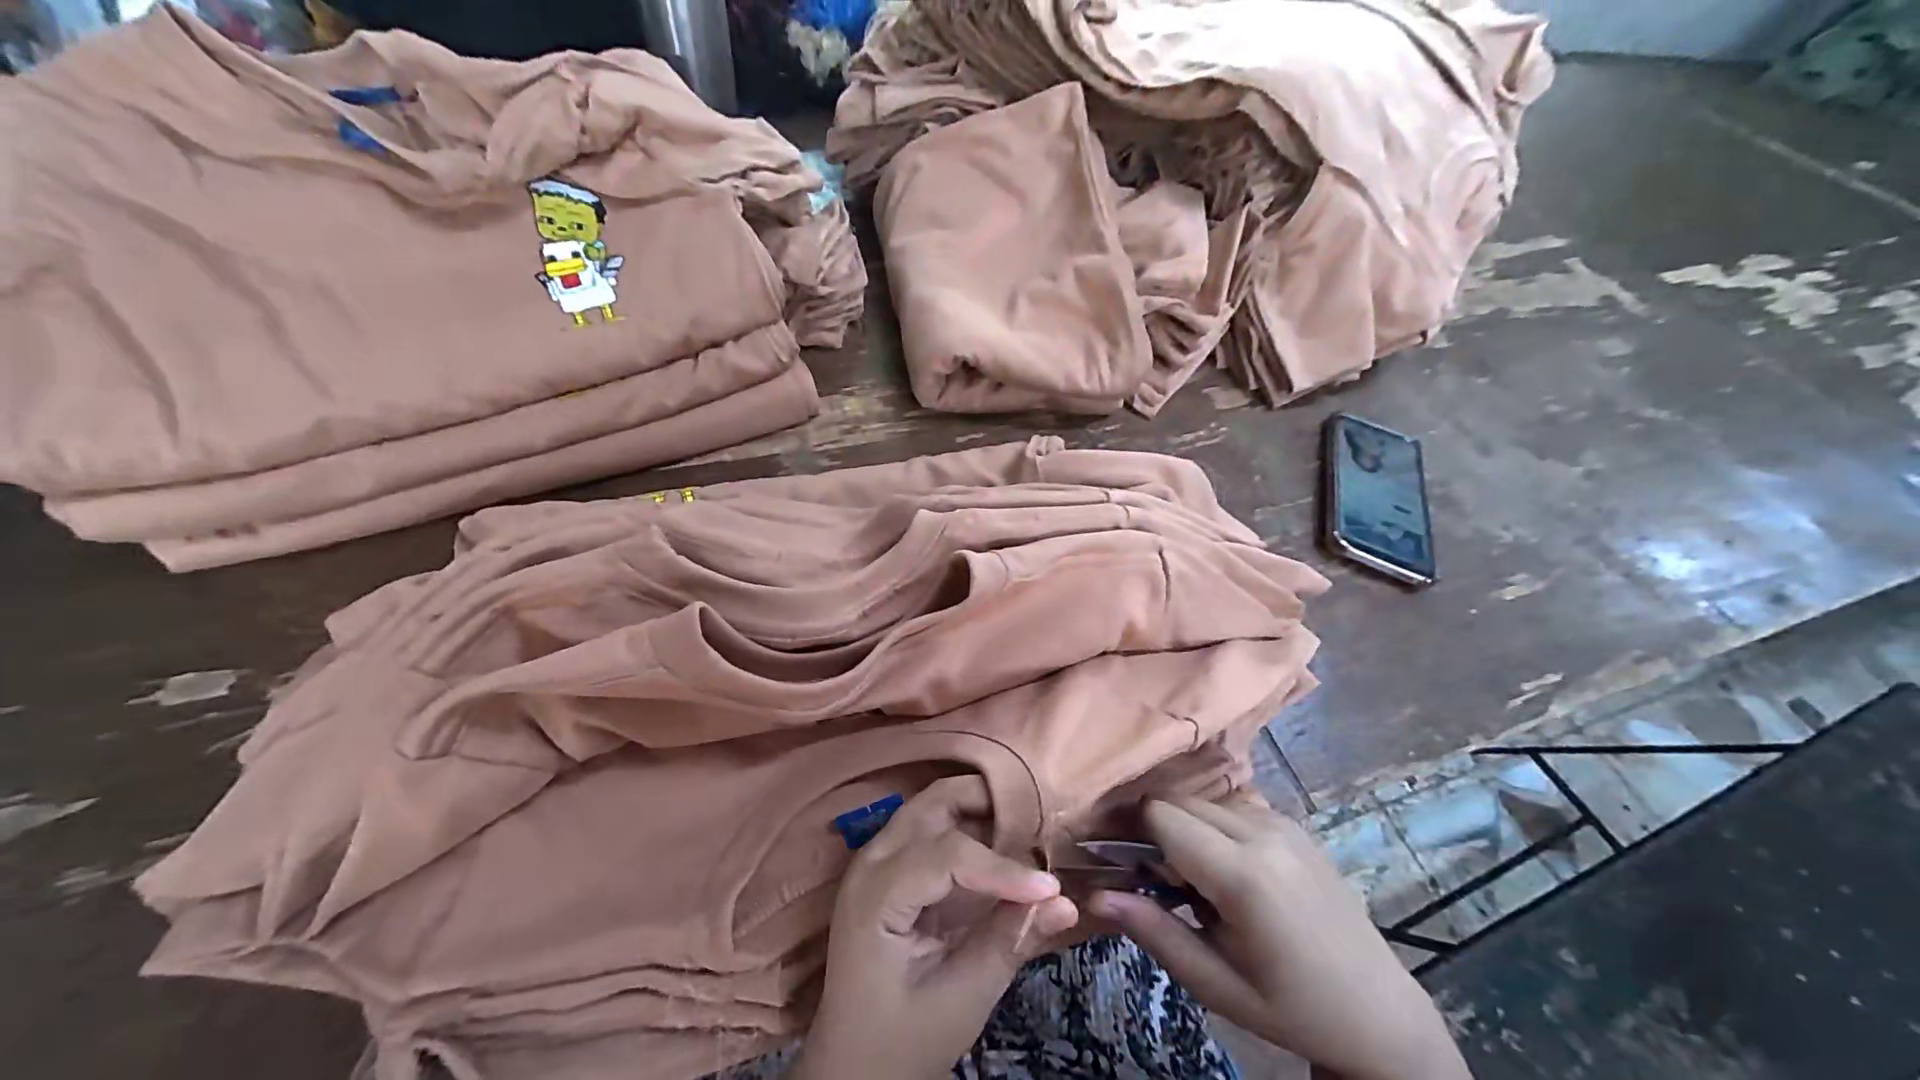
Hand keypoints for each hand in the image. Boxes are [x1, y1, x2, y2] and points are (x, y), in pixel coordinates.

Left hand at [792, 777, 1080, 1079]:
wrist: (854, 1066)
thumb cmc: (902, 1040)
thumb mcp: (961, 998)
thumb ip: (1009, 941)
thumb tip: (1065, 903)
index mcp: (876, 898)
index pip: (946, 855)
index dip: (1001, 867)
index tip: (1049, 886)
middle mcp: (871, 864)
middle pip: (932, 805)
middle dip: (986, 801)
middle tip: (1038, 817)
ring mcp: (876, 862)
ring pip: (931, 808)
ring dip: (977, 808)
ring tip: (1025, 827)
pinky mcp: (890, 871)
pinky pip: (930, 830)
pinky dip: (967, 826)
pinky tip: (1000, 843)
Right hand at [1088, 797, 1469, 1079]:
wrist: (1380, 1012)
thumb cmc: (1289, 1006)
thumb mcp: (1215, 985)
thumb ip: (1153, 932)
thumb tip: (1094, 896)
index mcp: (1243, 874)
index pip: (1159, 816)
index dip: (1131, 835)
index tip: (1124, 867)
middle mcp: (1262, 833)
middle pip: (1178, 802)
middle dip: (1155, 831)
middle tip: (1159, 882)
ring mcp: (1283, 823)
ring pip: (1203, 801)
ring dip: (1184, 828)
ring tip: (1195, 882)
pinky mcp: (1294, 824)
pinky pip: (1232, 807)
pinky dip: (1213, 827)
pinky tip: (1227, 871)